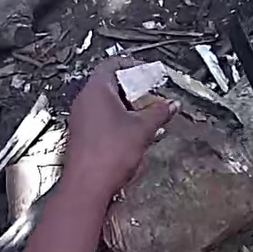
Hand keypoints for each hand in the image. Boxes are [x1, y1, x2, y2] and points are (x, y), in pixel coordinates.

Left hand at [61, 61, 175, 203]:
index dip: (134, 67)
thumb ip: (159, 112)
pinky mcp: (82, 135)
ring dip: (128, 108)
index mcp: (96, 90)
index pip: (113, 65)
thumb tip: (171, 104)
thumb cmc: (108, 154)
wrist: (87, 186)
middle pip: (111, 85)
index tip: (150, 73)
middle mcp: (84, 101)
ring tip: (148, 118)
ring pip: (107, 104)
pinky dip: (119, 122)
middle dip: (135, 91)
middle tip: (153, 98)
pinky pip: (102, 120)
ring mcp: (81, 119)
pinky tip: (134, 135)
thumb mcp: (142, 129)